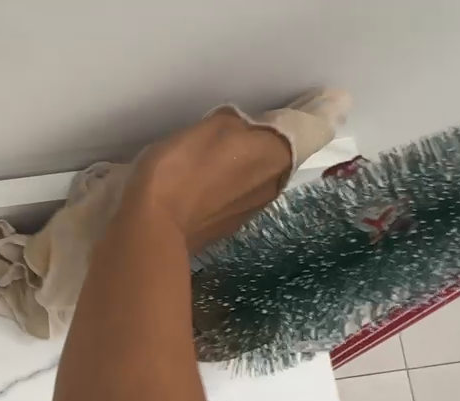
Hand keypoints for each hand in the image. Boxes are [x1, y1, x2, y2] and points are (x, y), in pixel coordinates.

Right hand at [125, 107, 295, 251]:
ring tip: (211, 169)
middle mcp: (273, 187)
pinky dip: (217, 198)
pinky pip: (226, 206)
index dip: (306, 112)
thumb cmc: (181, 170)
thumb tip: (239, 129)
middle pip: (277, 157)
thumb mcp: (210, 126)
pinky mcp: (217, 235)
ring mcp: (245, 215)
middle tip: (238, 138)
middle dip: (263, 147)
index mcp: (281, 155)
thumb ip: (236, 123)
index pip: (313, 125)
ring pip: (251, 184)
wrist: (146, 230)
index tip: (293, 105)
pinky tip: (195, 194)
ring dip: (238, 175)